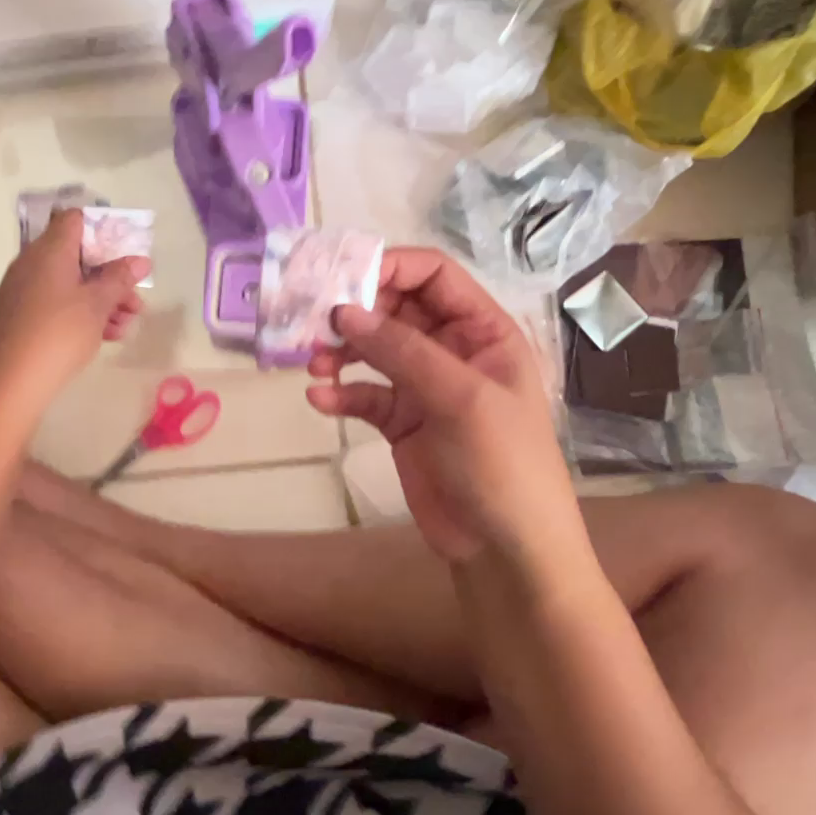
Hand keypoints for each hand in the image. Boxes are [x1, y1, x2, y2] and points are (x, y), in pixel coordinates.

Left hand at [0, 208, 148, 406]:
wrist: (10, 383)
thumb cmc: (59, 334)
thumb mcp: (97, 305)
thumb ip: (120, 278)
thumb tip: (139, 260)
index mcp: (49, 251)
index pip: (76, 220)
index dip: (105, 230)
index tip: (128, 254)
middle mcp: (32, 264)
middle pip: (78, 257)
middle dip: (111, 277)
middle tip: (135, 302)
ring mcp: (24, 291)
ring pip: (71, 285)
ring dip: (102, 301)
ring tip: (125, 327)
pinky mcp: (21, 317)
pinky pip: (57, 305)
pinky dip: (82, 314)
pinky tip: (105, 337)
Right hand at [306, 248, 576, 561]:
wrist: (504, 547)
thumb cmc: (502, 463)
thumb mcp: (460, 398)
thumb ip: (402, 350)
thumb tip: (342, 310)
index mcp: (482, 331)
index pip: (432, 276)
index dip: (388, 267)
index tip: (340, 278)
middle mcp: (451, 350)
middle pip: (394, 309)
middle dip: (354, 312)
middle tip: (311, 321)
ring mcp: (424, 387)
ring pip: (373, 350)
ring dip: (340, 351)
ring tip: (312, 364)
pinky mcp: (400, 421)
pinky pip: (363, 394)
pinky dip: (340, 393)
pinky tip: (319, 400)